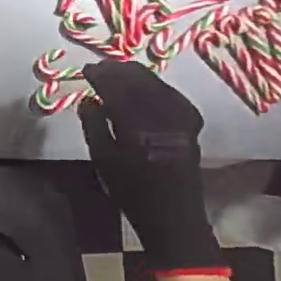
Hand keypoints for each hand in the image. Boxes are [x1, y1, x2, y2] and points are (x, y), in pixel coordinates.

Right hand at [77, 61, 223, 272]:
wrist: (172, 215)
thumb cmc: (131, 191)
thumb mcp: (102, 161)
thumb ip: (93, 126)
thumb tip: (89, 100)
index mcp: (136, 130)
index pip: (118, 91)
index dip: (102, 77)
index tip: (87, 69)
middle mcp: (162, 120)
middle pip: (140, 83)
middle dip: (119, 71)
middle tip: (100, 66)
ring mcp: (181, 120)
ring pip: (158, 85)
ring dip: (137, 74)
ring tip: (118, 70)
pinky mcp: (193, 124)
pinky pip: (173, 95)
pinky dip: (156, 85)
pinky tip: (146, 84)